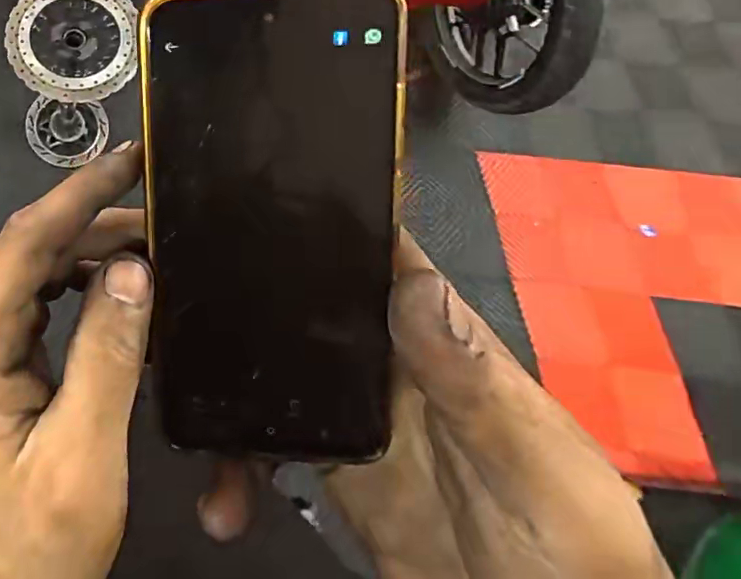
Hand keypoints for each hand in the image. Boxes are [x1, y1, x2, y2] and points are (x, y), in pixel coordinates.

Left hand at [0, 146, 152, 578]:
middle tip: (161, 210)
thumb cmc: (38, 536)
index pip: (27, 239)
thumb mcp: (83, 456)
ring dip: (94, 245)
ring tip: (152, 242)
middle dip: (98, 217)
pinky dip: (83, 274)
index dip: (80, 192)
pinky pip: (41, 287)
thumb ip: (106, 357)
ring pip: (40, 260)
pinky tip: (121, 280)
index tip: (128, 159)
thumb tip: (132, 268)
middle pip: (34, 243)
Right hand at [200, 234, 670, 578]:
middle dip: (242, 290)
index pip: (370, 256)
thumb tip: (411, 280)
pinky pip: (262, 441)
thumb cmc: (566, 539)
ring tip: (179, 399)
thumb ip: (470, 378)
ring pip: (268, 365)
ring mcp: (345, 410)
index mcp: (427, 334)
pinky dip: (234, 458)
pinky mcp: (323, 462)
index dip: (317, 220)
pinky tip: (218, 490)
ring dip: (224, 377)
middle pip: (300, 303)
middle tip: (174, 290)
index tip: (245, 199)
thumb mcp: (531, 457)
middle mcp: (377, 358)